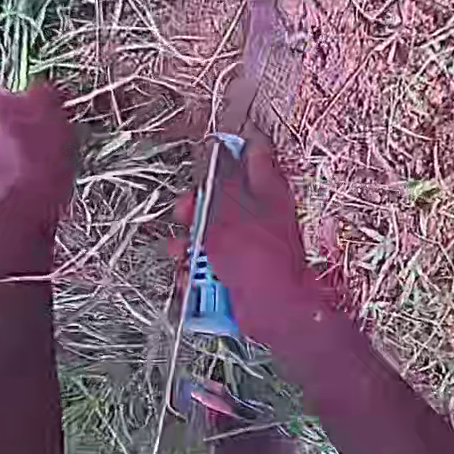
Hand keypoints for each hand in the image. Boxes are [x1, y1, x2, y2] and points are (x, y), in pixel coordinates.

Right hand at [169, 137, 320, 342]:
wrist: (270, 308)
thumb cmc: (256, 256)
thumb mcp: (230, 209)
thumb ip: (221, 179)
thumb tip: (219, 149)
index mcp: (266, 189)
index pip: (252, 152)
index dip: (230, 146)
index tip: (209, 147)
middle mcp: (259, 214)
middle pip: (219, 197)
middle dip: (195, 207)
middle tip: (185, 213)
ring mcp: (248, 243)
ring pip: (209, 233)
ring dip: (189, 244)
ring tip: (182, 252)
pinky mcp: (237, 270)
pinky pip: (209, 263)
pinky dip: (195, 270)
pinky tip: (189, 276)